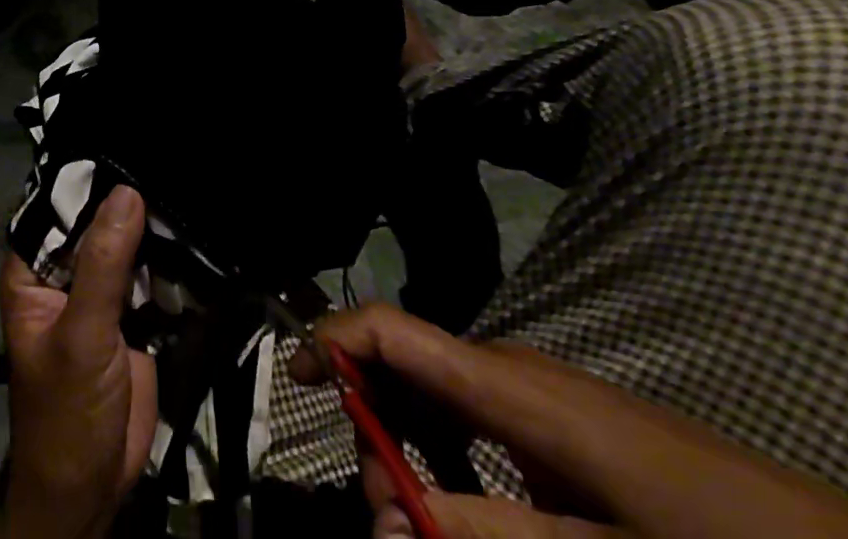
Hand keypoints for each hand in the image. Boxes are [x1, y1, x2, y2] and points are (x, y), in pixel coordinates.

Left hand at [0, 185, 156, 538]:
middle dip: (131, 203)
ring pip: (131, 246)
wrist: (94, 485)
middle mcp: (66, 277)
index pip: (56, 212)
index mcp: (33, 276)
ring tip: (190, 191)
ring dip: (157, 228)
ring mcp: (104, 295)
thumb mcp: (82, 334)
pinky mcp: (137, 314)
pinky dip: (174, 259)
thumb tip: (126, 193)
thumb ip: (103, 265)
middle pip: (98, 224)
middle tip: (173, 169)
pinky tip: (198, 232)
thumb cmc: (66, 412)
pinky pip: (155, 274)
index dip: (89, 182)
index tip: (130, 152)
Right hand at [290, 305, 847, 538]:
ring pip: (434, 398)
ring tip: (422, 517)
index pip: (398, 330)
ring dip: (408, 452)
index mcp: (513, 387)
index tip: (296, 377)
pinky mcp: (551, 419)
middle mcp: (513, 371)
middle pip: (405, 369)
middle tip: (390, 518)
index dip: (336, 340)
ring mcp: (533, 393)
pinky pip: (470, 420)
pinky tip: (460, 505)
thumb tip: (384, 523)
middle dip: (373, 432)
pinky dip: (445, 456)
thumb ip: (478, 532)